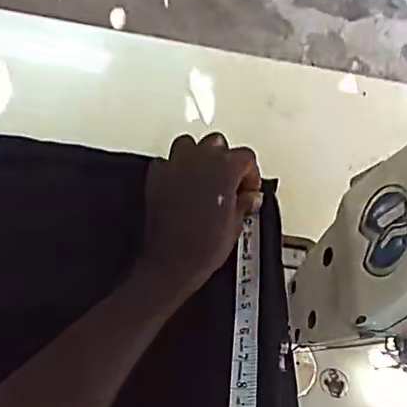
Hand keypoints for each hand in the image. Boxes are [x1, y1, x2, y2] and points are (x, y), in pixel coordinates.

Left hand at [136, 133, 260, 301]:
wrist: (172, 262)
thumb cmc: (202, 247)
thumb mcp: (235, 225)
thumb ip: (243, 203)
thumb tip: (249, 197)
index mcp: (225, 168)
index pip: (245, 157)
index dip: (250, 173)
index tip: (248, 188)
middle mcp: (200, 160)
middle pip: (217, 144)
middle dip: (225, 161)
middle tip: (228, 183)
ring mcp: (175, 166)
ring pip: (189, 145)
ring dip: (199, 157)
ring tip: (204, 178)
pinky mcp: (156, 177)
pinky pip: (167, 162)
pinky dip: (174, 170)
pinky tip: (181, 186)